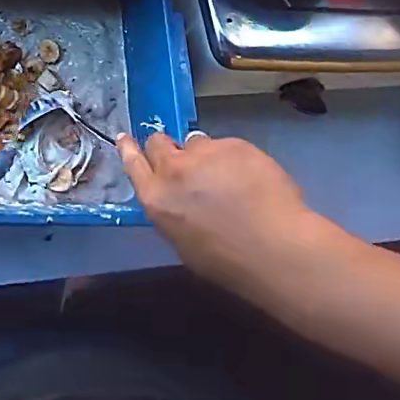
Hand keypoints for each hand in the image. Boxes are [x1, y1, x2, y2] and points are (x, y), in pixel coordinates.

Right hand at [118, 130, 337, 290]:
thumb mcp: (185, 243)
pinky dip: (235, 158)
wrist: (274, 246)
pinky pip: (227, 145)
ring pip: (196, 141)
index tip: (125, 138)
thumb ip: (173, 210)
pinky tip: (252, 179)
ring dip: (205, 155)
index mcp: (157, 200)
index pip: (134, 164)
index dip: (130, 149)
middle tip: (184, 161)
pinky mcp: (233, 142)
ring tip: (228, 178)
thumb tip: (179, 196)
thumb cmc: (228, 262)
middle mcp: (174, 169)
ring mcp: (204, 151)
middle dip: (167, 148)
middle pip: (159, 142)